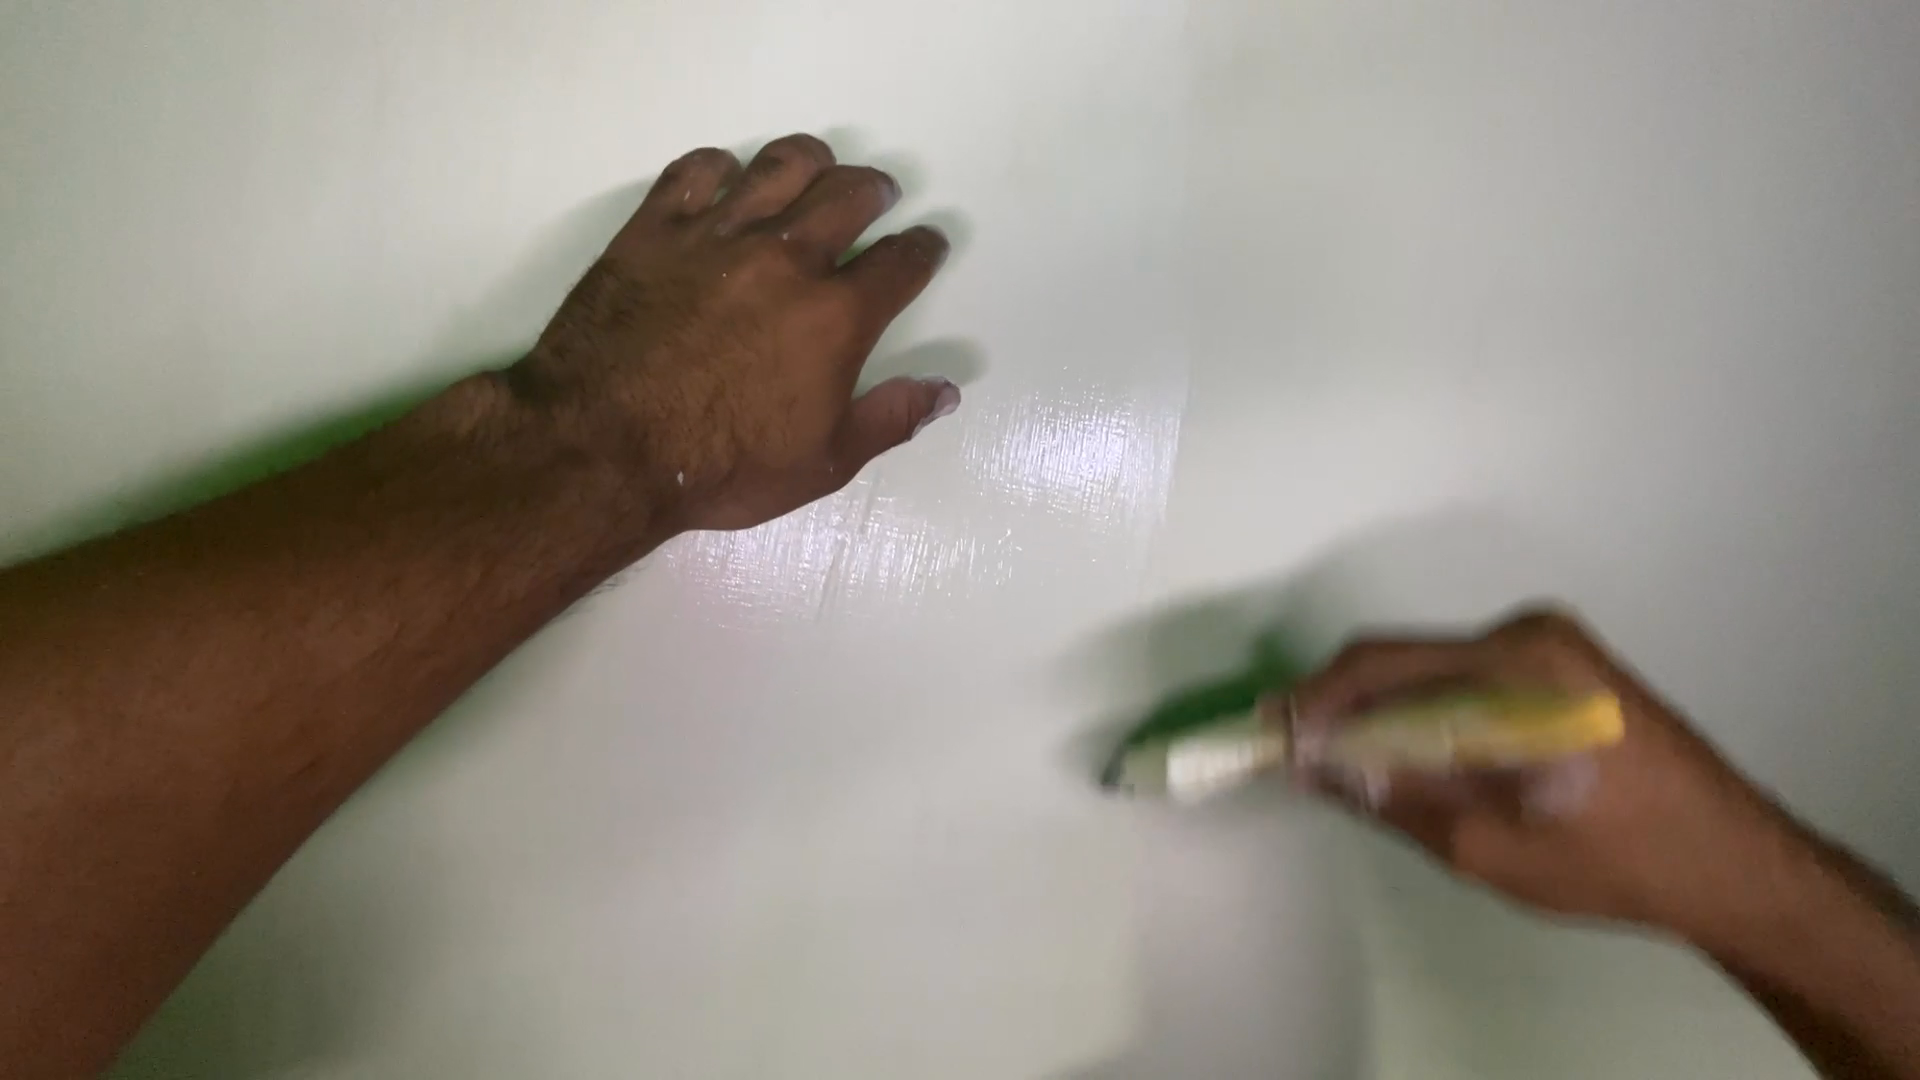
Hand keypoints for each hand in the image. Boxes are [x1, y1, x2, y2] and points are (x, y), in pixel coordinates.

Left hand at [507, 134, 959, 535]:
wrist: (606, 449)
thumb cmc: (726, 466)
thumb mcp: (825, 462)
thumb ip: (890, 420)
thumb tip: (946, 393)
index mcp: (836, 317)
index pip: (899, 264)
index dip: (921, 251)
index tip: (927, 245)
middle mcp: (787, 259)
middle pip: (847, 197)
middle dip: (874, 192)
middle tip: (878, 194)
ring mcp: (717, 236)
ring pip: (780, 167)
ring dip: (811, 160)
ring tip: (820, 164)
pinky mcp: (655, 229)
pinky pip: (696, 171)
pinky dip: (721, 165)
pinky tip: (727, 176)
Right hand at [1286, 608, 1803, 940]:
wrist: (1745, 874)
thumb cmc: (1616, 863)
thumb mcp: (1483, 844)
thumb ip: (1387, 795)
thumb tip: (1306, 766)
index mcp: (1519, 663)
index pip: (1383, 663)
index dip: (1317, 697)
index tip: (1276, 732)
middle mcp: (1527, 632)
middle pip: (1399, 658)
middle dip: (1340, 704)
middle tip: (1298, 746)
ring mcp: (1544, 642)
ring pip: (1424, 667)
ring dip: (1377, 709)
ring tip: (1339, 753)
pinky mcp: (1553, 661)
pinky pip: (1456, 675)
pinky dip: (1417, 709)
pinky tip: (1399, 747)